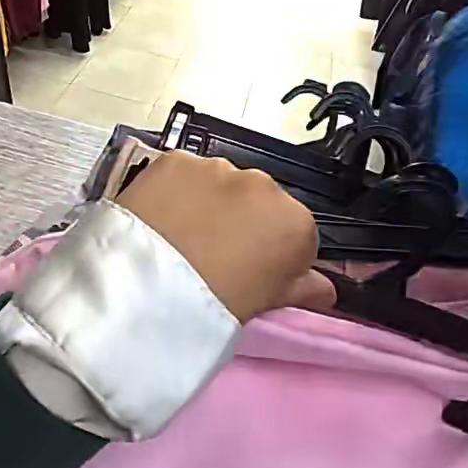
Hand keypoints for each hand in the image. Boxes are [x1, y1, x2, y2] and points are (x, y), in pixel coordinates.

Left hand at [116, 150, 332, 319]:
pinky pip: (186, 174)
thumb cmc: (213, 307)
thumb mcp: (265, 303)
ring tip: (183, 238)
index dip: (276, 253)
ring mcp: (220, 169)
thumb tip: (327, 290)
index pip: (296, 233)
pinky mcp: (178, 160)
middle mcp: (265, 186)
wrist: (141, 294)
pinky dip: (177, 192)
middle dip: (245, 223)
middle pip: (260, 203)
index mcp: (296, 222)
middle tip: (216, 256)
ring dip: (211, 204)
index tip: (254, 272)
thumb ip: (302, 289)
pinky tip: (162, 219)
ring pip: (222, 185)